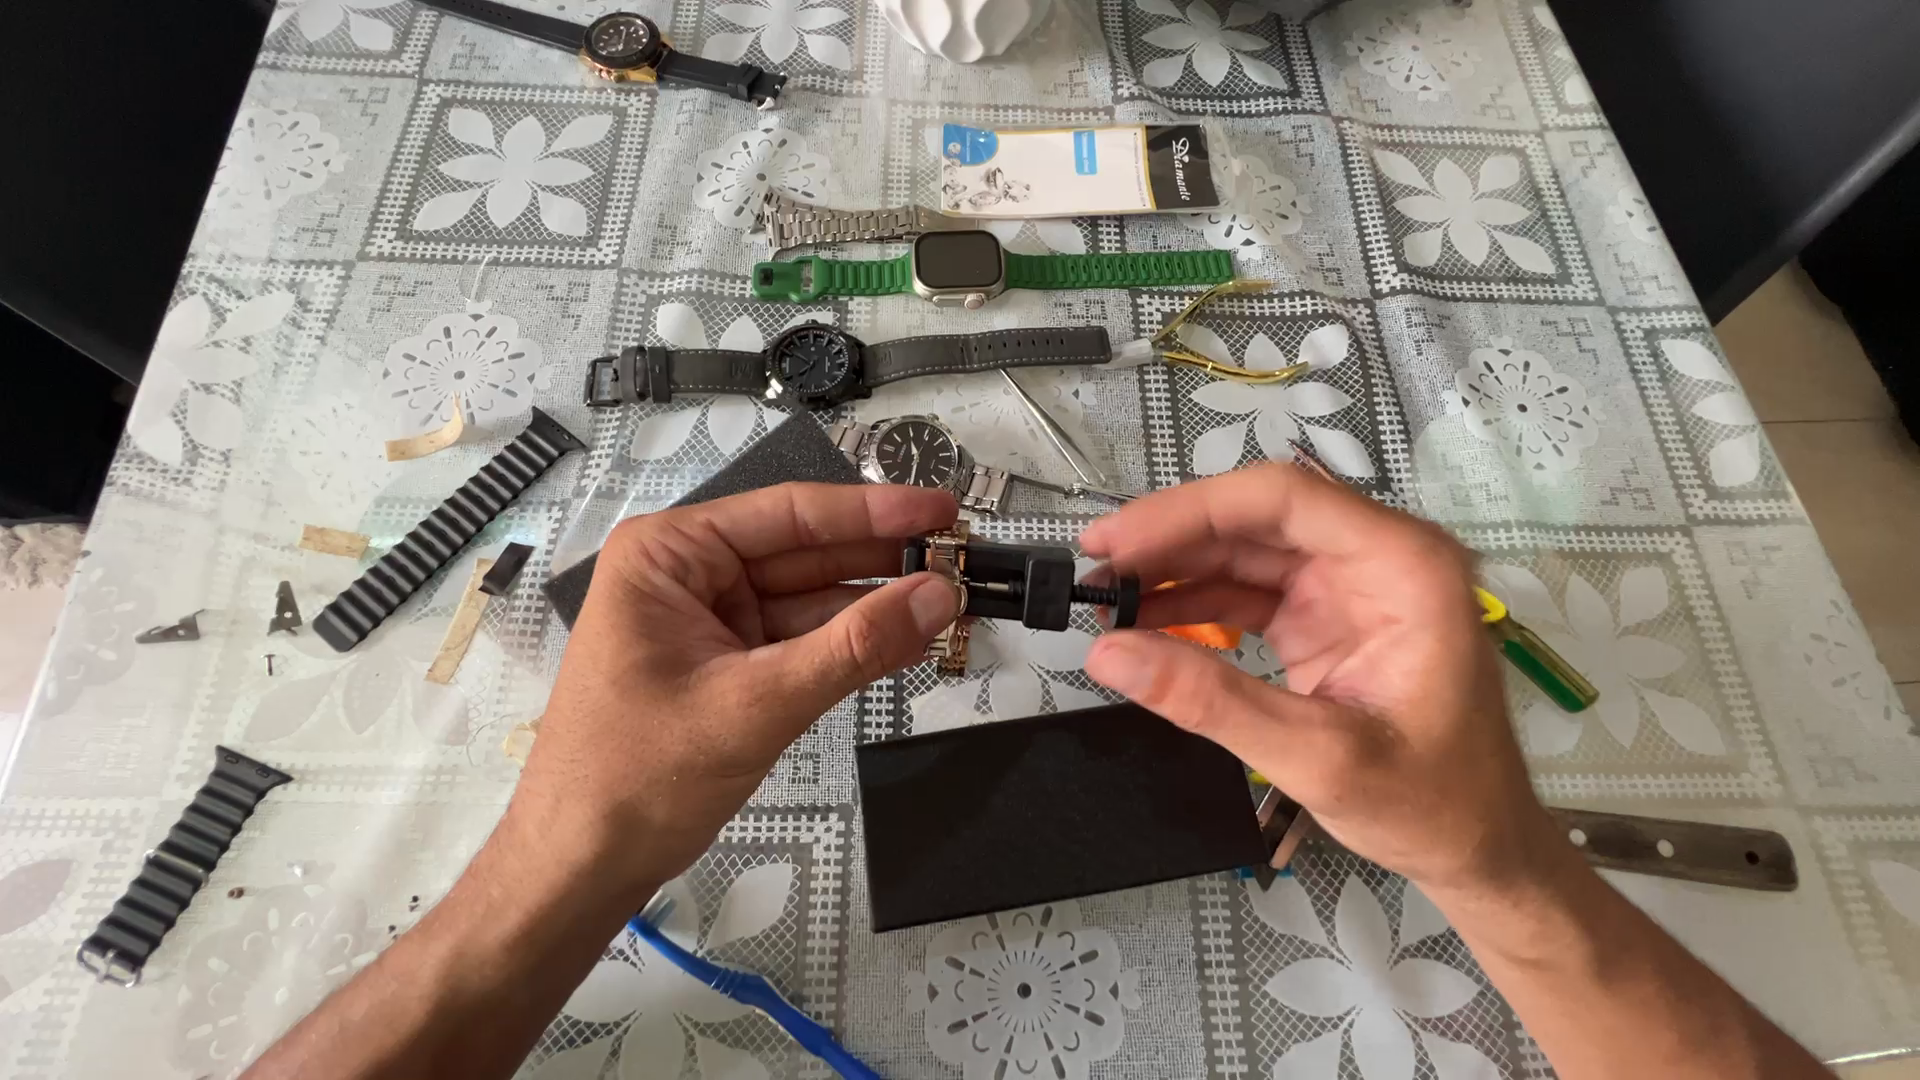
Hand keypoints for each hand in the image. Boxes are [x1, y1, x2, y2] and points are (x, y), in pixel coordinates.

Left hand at [513, 483, 961, 901]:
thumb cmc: (641, 777)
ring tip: (948, 603)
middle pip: (808, 552)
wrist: (580, 870)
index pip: (790, 514)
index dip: (875, 510)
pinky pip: (805, 639)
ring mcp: (714, 620)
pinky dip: (853, 644)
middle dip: (883, 559)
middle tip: (960, 557)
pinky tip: (906, 640)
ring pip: (813, 598)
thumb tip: (940, 595)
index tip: (943, 509)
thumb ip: (854, 648)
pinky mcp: (733, 662)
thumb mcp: (755, 703)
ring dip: (877, 605)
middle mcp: (692, 574)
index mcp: (671, 554)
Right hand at [1078, 464, 1560, 897]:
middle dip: (1168, 537)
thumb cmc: (1430, 803)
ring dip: (1169, 568)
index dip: (1189, 511)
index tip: (1117, 542)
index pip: (1282, 499)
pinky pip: (1240, 589)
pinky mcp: (1316, 612)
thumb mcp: (1316, 756)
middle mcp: (1372, 556)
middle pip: (1252, 517)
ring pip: (1239, 549)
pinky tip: (1141, 620)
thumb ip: (1210, 701)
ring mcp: (1342, 582)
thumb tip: (1107, 653)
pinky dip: (1188, 602)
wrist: (1476, 847)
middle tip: (1093, 563)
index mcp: (1402, 565)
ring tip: (1104, 595)